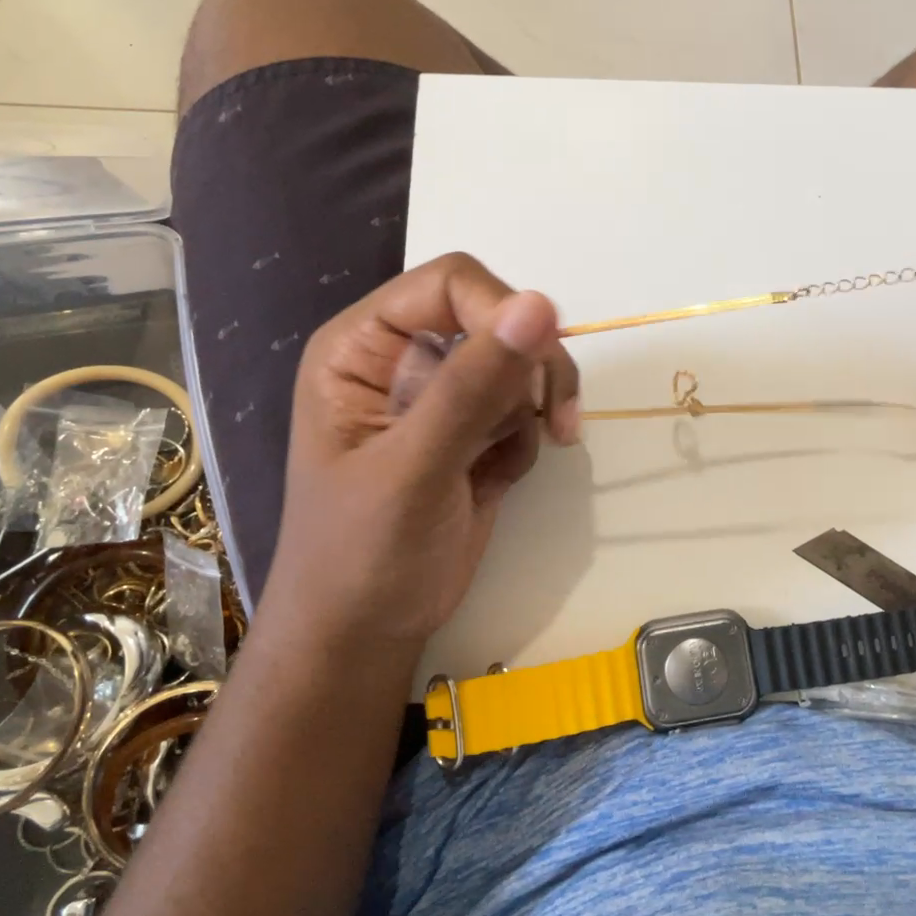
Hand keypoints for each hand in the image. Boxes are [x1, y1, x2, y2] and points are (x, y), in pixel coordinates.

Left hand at [263, 253, 579, 642]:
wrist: (366, 632)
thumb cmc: (363, 553)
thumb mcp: (415, 468)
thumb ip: (474, 386)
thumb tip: (541, 303)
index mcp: (363, 345)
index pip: (452, 283)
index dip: (503, 312)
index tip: (536, 371)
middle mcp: (403, 358)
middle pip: (499, 318)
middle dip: (530, 370)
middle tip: (553, 424)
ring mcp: (441, 396)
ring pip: (522, 362)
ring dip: (533, 409)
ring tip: (508, 464)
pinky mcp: (473, 431)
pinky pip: (525, 407)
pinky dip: (526, 441)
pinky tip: (497, 480)